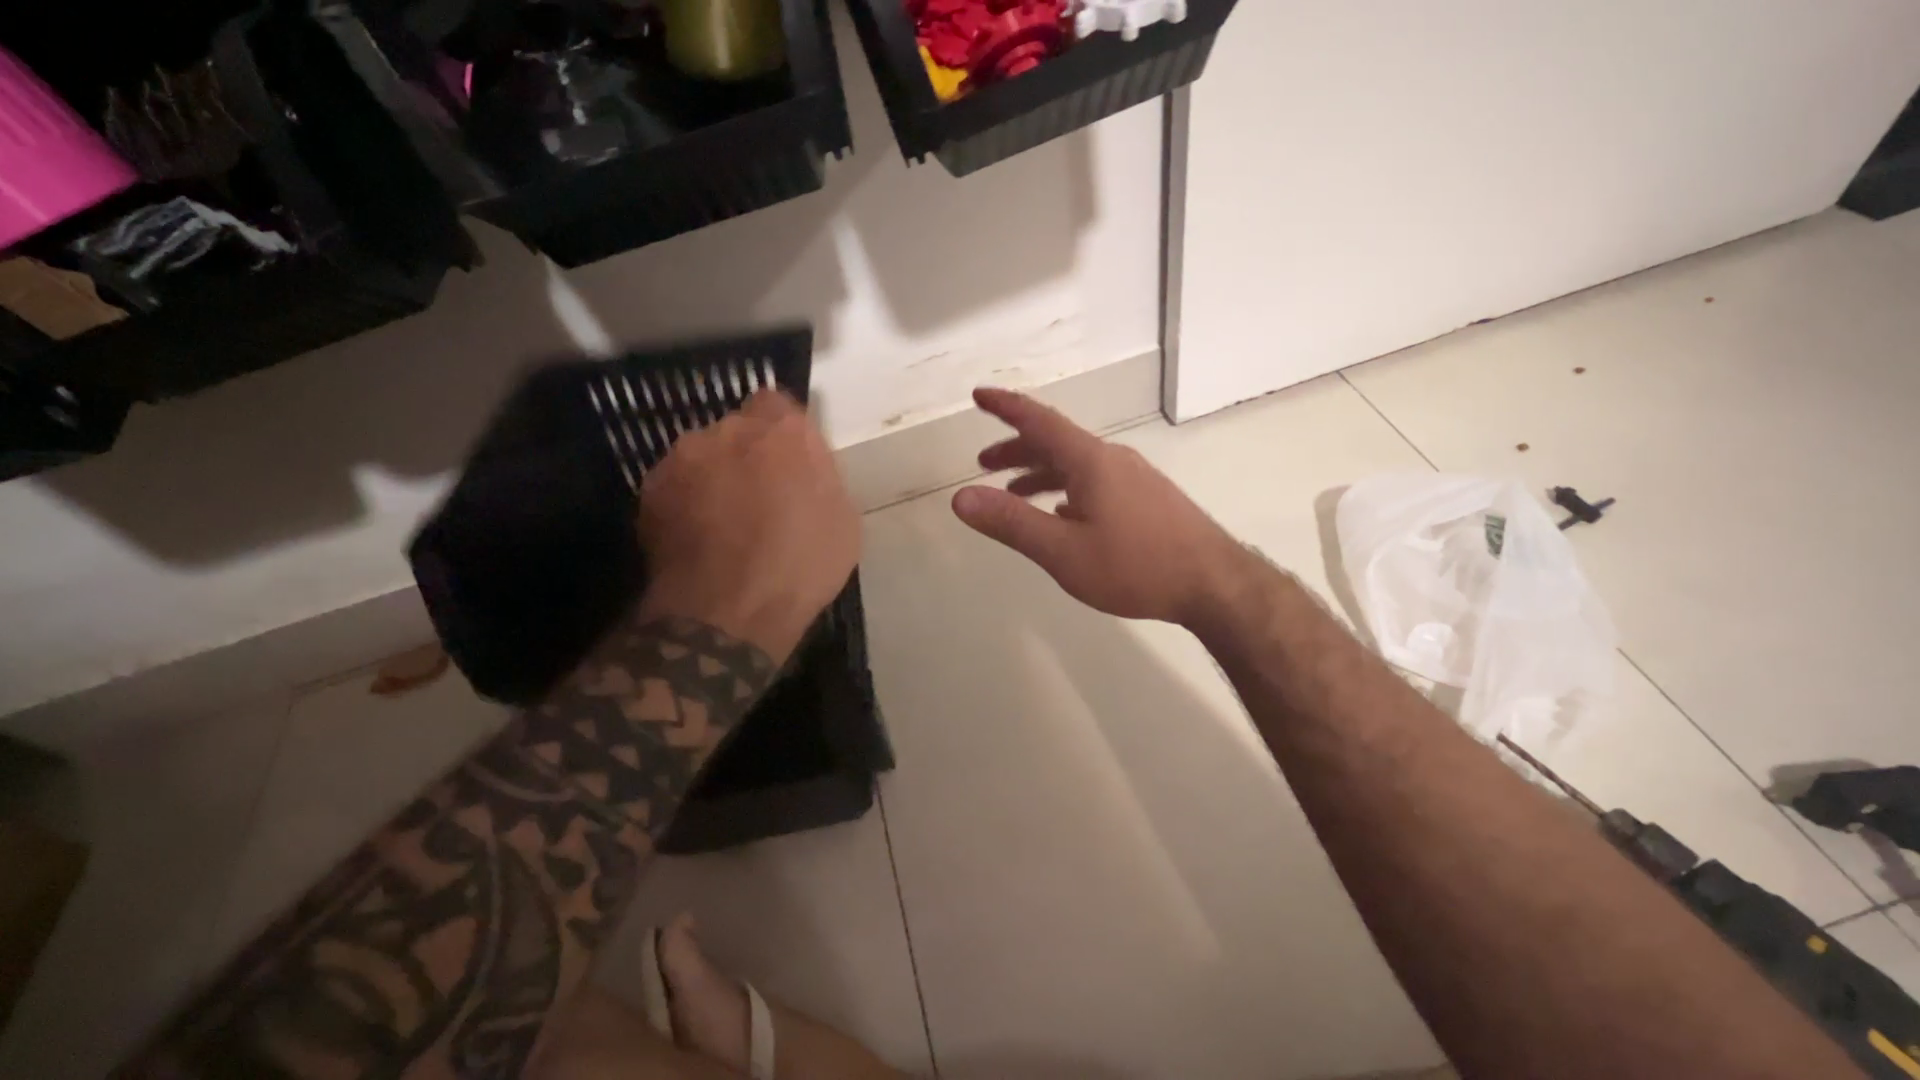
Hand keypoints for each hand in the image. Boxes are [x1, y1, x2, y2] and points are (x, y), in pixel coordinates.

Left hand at [636, 389, 858, 663]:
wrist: (727, 613)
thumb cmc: (800, 568)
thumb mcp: (842, 521)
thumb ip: (820, 476)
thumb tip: (805, 466)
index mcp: (784, 432)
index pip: (777, 403)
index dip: (781, 433)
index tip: (787, 461)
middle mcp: (728, 430)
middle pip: (736, 430)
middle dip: (745, 455)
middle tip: (756, 497)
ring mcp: (683, 458)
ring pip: (701, 456)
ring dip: (711, 477)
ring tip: (722, 523)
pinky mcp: (650, 489)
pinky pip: (674, 485)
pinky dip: (684, 502)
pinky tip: (697, 538)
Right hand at [951, 388, 1260, 629]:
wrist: (1214, 583)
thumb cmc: (1136, 565)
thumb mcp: (1063, 551)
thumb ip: (1011, 522)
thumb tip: (960, 497)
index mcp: (1090, 461)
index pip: (1039, 420)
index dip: (1006, 407)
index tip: (978, 395)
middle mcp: (1112, 460)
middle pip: (1056, 442)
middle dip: (1017, 448)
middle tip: (983, 463)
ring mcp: (1134, 479)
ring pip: (1076, 465)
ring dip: (1040, 473)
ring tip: (1014, 493)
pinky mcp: (1147, 500)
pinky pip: (1094, 482)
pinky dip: (1065, 490)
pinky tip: (1061, 516)